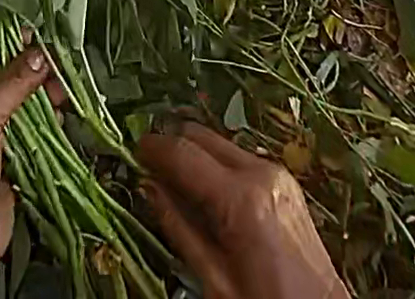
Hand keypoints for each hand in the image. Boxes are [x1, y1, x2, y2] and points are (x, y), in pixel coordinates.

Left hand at [0, 47, 53, 298]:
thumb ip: (10, 84)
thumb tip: (41, 52)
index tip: (30, 30)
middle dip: (26, 66)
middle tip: (56, 57)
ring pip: (14, 99)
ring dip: (40, 90)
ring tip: (64, 84)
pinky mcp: (2, 153)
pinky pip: (26, 124)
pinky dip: (44, 115)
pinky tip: (60, 107)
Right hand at [138, 122, 346, 298]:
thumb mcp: (214, 279)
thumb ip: (178, 226)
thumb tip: (148, 186)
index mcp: (241, 199)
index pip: (183, 154)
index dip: (153, 149)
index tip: (132, 151)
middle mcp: (259, 172)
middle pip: (200, 135)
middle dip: (171, 145)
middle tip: (148, 165)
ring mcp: (275, 172)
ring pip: (218, 142)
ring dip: (192, 153)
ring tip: (173, 180)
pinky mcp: (283, 178)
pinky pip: (237, 156)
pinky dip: (214, 163)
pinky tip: (204, 189)